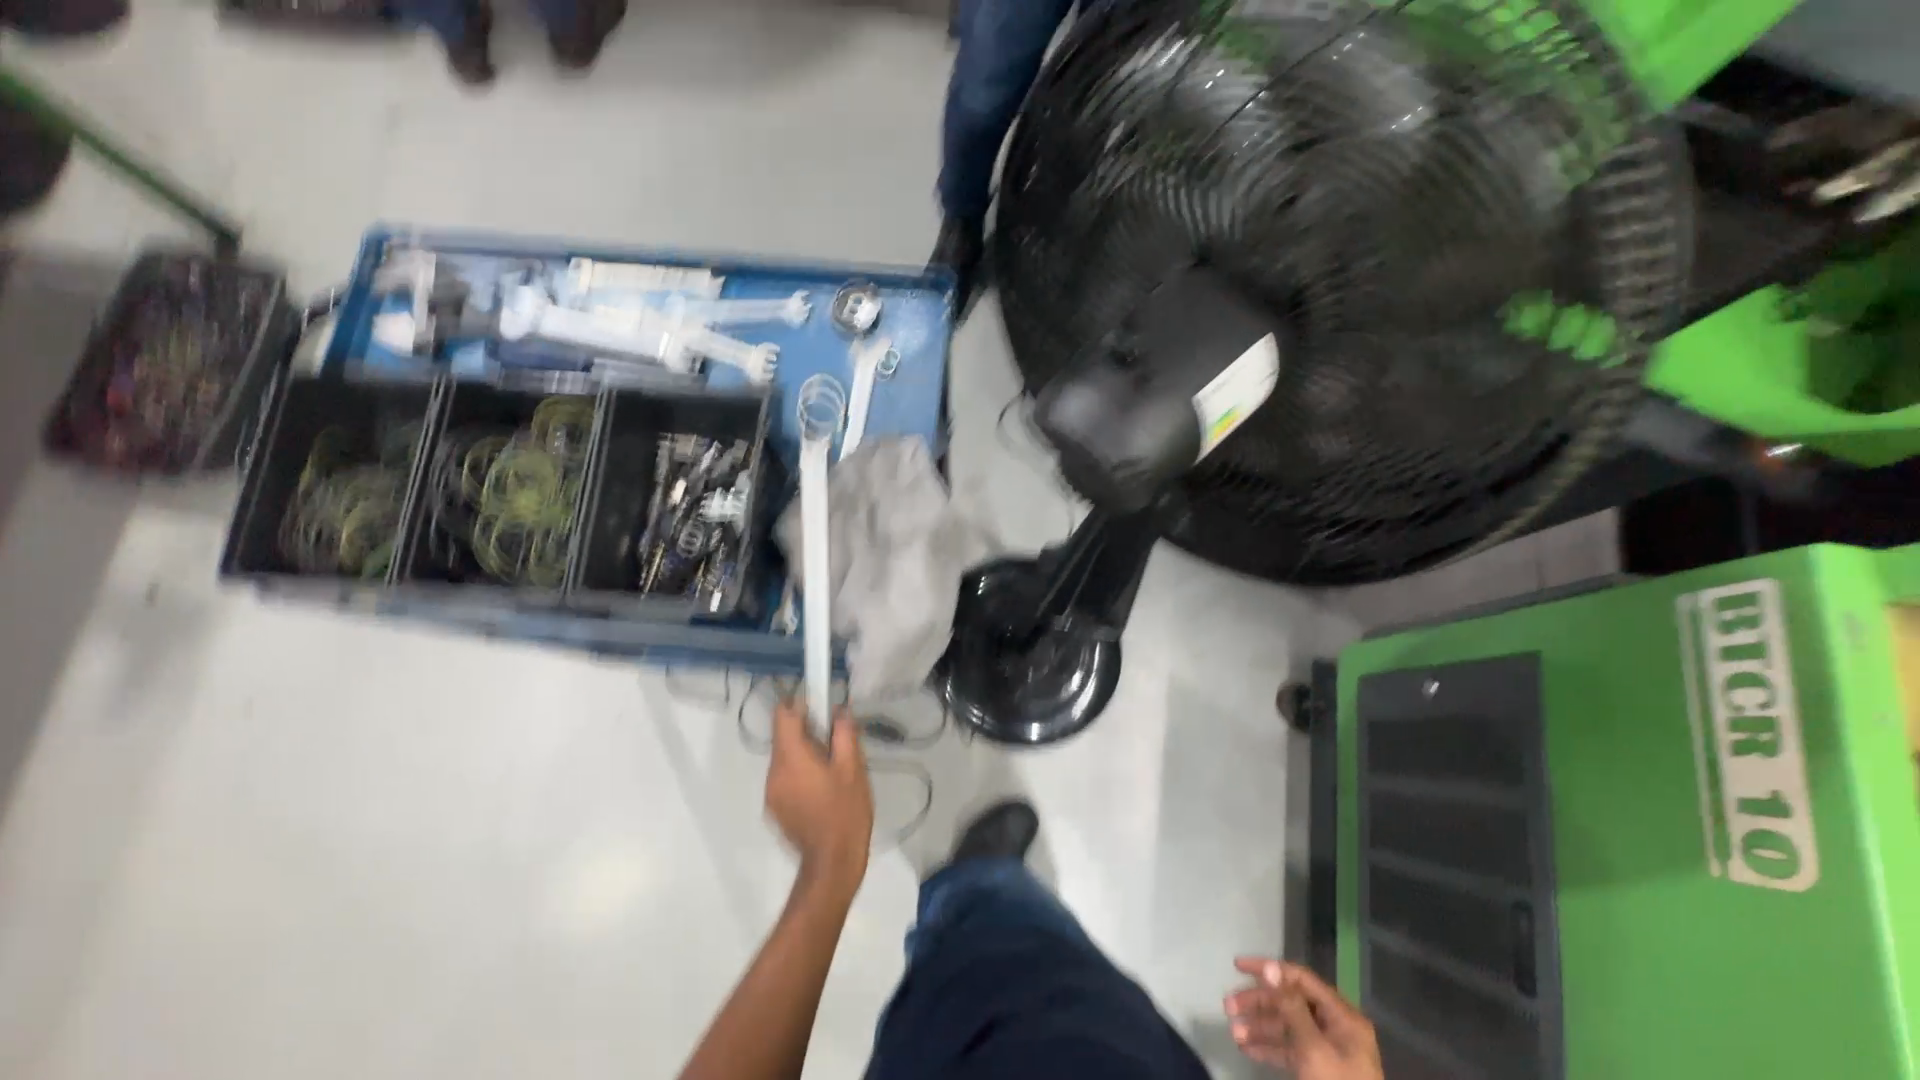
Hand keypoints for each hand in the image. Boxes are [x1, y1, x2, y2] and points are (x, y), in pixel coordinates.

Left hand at [766, 700, 873, 891]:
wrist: (832, 862)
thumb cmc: (845, 812)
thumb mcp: (853, 769)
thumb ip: (844, 734)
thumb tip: (838, 710)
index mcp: (790, 757)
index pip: (782, 715)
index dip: (800, 704)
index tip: (821, 707)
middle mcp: (773, 772)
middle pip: (784, 738)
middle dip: (808, 734)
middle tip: (836, 744)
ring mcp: (771, 793)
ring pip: (785, 760)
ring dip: (805, 756)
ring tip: (832, 771)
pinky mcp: (774, 809)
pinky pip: (785, 780)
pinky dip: (800, 777)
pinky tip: (822, 792)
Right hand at [1225, 958, 1382, 1079]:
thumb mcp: (1313, 1047)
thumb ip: (1291, 1007)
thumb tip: (1271, 968)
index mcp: (1341, 1015)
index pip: (1300, 979)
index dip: (1269, 969)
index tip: (1237, 967)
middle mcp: (1334, 1026)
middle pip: (1290, 1003)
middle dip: (1258, 1003)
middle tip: (1228, 1007)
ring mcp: (1326, 1049)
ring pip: (1287, 1027)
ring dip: (1259, 1027)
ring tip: (1233, 1032)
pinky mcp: (1318, 1068)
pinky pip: (1290, 1049)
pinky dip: (1269, 1048)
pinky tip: (1246, 1049)